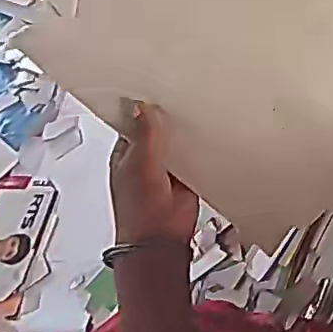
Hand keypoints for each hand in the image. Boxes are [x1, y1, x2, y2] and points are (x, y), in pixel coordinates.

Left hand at [110, 102, 199, 245]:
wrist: (162, 239)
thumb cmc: (140, 211)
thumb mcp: (139, 166)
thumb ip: (144, 137)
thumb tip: (143, 108)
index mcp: (126, 153)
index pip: (134, 122)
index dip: (144, 108)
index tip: (156, 93)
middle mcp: (146, 158)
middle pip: (158, 130)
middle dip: (168, 120)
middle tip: (181, 103)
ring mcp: (166, 168)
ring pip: (177, 143)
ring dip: (185, 135)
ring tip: (196, 117)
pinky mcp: (186, 176)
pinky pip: (194, 157)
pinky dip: (199, 150)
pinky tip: (206, 140)